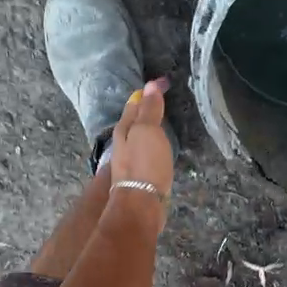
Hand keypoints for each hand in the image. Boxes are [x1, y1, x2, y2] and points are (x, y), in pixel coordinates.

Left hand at [109, 77, 172, 201]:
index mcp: (124, 129)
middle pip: (134, 120)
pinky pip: (147, 152)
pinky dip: (154, 144)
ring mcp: (131, 160)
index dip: (148, 91)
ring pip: (140, 137)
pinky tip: (161, 148)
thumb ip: (149, 109)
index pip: (135, 103)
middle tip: (162, 98)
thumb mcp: (148, 131)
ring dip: (149, 127)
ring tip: (163, 121)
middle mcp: (124, 143)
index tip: (163, 82)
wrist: (141, 204)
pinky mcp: (140, 175)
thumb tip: (150, 86)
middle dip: (146, 108)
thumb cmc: (144, 164)